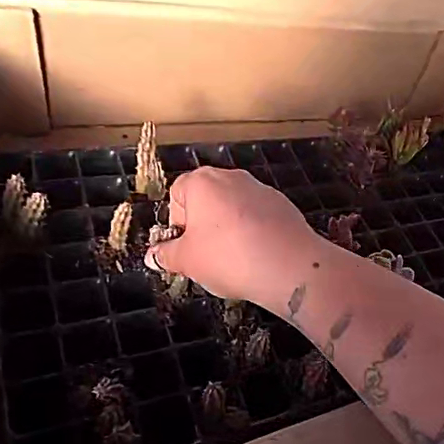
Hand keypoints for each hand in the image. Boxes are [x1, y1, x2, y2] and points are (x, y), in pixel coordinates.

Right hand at [148, 167, 321, 305]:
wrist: (289, 265)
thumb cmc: (230, 257)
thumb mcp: (187, 261)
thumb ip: (166, 255)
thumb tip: (154, 255)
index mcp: (203, 181)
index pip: (177, 194)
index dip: (177, 223)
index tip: (184, 247)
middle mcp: (233, 177)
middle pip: (208, 200)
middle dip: (204, 226)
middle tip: (206, 256)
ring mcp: (262, 190)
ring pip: (235, 209)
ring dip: (230, 230)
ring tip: (235, 260)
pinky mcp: (284, 206)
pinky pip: (259, 219)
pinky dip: (255, 233)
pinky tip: (257, 257)